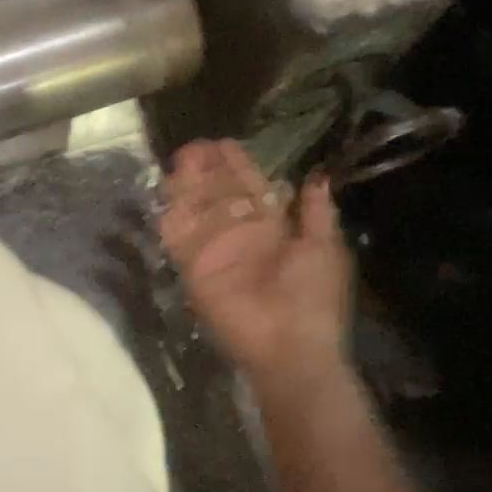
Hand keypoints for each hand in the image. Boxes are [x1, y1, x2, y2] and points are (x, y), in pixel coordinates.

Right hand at [160, 139, 351, 381]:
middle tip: (196, 145)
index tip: (224, 143)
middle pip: (217, 192)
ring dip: (187, 183)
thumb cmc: (314, 298)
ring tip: (181, 159)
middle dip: (207, 168)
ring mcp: (213, 249)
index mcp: (272, 227)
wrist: (291, 348)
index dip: (236, 165)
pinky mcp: (194, 267)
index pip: (249, 187)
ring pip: (194, 207)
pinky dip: (170, 215)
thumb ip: (317, 212)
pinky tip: (166, 193)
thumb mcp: (325, 249)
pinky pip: (177, 237)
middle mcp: (239, 233)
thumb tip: (317, 175)